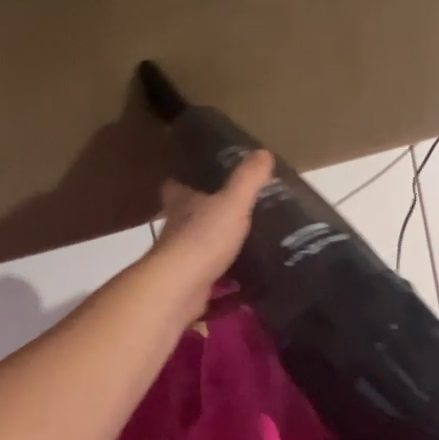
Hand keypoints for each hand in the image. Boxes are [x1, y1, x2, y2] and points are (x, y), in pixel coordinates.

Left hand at [150, 150, 274, 293]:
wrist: (181, 286)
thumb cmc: (203, 237)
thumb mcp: (232, 203)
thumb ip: (248, 179)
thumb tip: (264, 152)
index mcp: (181, 202)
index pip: (175, 185)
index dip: (184, 180)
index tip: (198, 178)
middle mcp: (175, 226)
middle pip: (184, 214)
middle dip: (201, 213)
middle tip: (227, 211)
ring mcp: (178, 256)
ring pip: (194, 244)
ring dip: (210, 243)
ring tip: (238, 241)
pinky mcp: (185, 282)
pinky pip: (204, 272)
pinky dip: (217, 272)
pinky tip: (236, 274)